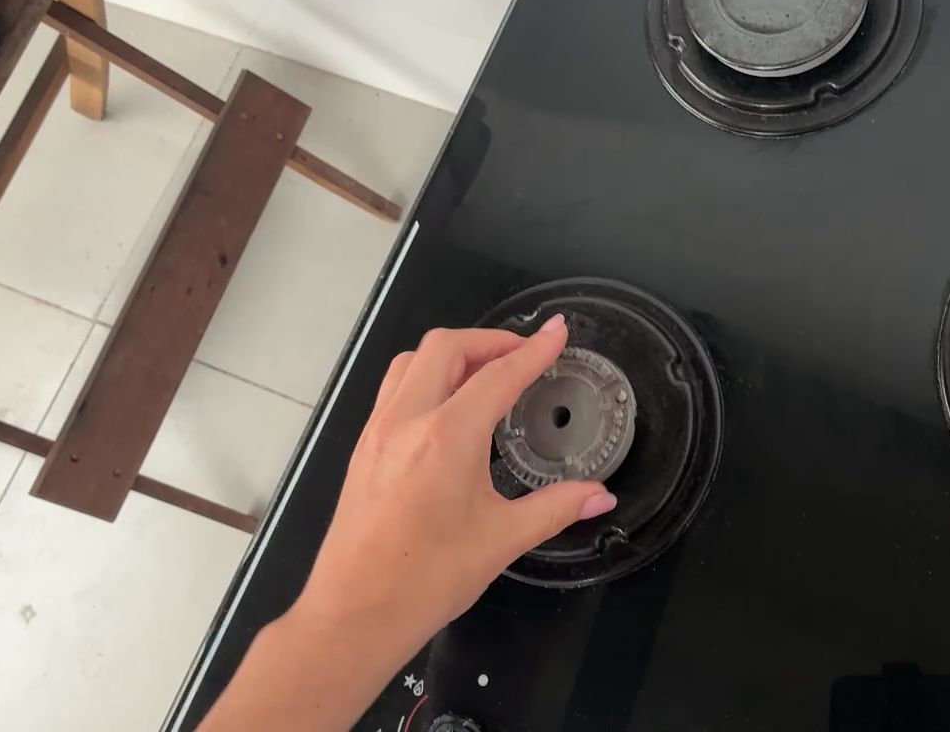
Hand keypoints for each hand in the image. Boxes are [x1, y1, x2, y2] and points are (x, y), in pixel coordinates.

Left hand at [295, 315, 615, 640]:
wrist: (350, 619)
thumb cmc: (427, 580)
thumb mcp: (502, 540)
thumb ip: (556, 508)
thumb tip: (599, 496)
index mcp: (447, 437)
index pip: (499, 375)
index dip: (535, 349)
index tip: (557, 330)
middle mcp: (407, 420)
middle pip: (448, 346)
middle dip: (491, 340)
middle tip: (523, 355)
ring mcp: (378, 431)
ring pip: (414, 360)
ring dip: (455, 353)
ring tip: (487, 372)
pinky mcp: (364, 446)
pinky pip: (396, 386)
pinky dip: (428, 375)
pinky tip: (449, 405)